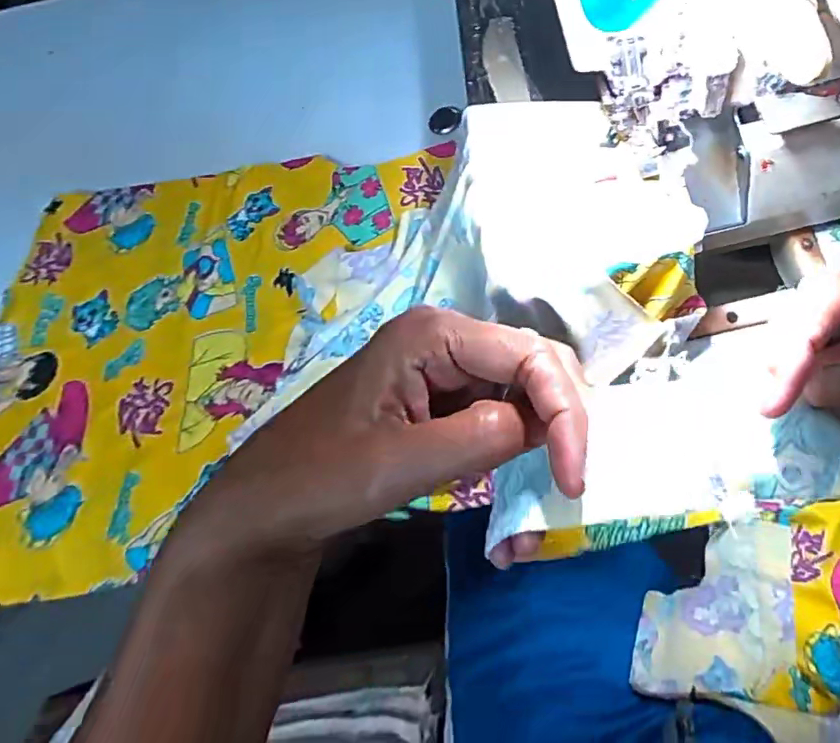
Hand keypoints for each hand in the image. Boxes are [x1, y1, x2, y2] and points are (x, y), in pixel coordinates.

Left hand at [162, 307, 588, 570]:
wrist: (267, 506)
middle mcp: (449, 337)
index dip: (563, 411)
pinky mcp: (448, 395)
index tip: (572, 477)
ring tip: (548, 494)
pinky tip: (520, 490)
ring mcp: (448, 364)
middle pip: (536, 364)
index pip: (528, 356)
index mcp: (435, 333)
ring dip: (547, 439)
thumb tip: (540, 427)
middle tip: (570, 481)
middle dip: (562, 420)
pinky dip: (523, 449)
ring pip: (527, 390)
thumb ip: (477, 439)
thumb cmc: (319, 477)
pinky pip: (504, 412)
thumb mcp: (398, 463)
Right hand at [762, 236, 839, 424]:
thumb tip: (811, 385)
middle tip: (772, 401)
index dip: (805, 334)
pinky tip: (802, 391)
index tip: (782, 384)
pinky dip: (814, 367)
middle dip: (791, 348)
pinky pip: (834, 338)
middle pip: (821, 299)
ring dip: (794, 359)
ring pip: (818, 318)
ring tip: (777, 399)